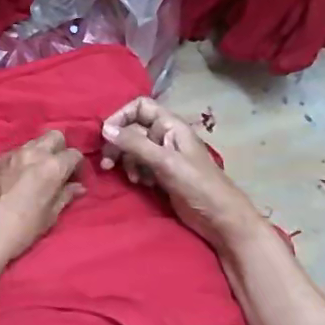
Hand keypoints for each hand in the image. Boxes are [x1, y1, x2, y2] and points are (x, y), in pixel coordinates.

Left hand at [0, 131, 85, 266]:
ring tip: (38, 173)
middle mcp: (33, 152)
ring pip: (34, 142)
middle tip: (58, 170)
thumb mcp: (50, 215)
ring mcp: (12, 154)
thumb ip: (66, 195)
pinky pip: (16, 153)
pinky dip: (23, 160)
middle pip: (55, 136)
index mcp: (52, 166)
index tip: (75, 180)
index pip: (74, 154)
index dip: (78, 167)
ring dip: (41, 152)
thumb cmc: (22, 229)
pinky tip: (19, 177)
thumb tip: (78, 187)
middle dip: (61, 149)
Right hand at [98, 97, 268, 249]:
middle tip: (107, 163)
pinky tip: (141, 184)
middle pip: (133, 129)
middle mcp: (166, 136)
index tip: (107, 135)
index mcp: (171, 125)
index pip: (140, 106)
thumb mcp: (165, 162)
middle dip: (119, 144)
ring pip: (134, 149)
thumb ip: (135, 144)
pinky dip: (136, 172)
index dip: (121, 116)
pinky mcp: (163, 174)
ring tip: (132, 178)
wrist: (220, 218)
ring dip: (127, 161)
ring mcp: (165, 155)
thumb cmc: (197, 185)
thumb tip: (105, 129)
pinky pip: (141, 165)